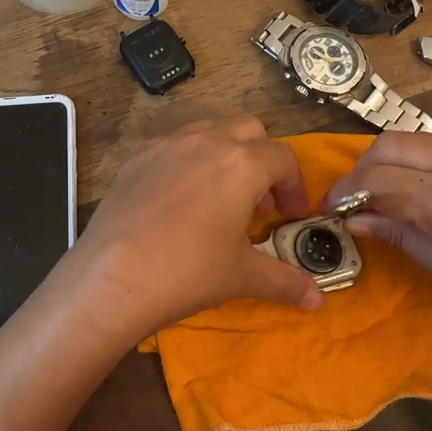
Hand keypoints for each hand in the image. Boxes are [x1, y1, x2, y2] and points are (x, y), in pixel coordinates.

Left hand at [64, 115, 324, 342]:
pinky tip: (180, 203)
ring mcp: (166, 145)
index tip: (290, 215)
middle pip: (248, 130)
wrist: (114, 274)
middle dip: (262, 159)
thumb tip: (317, 299)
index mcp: (241, 163)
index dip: (294, 184)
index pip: (282, 157)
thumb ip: (284, 281)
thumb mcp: (242, 276)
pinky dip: (189, 163)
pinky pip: (174, 147)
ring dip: (226, 155)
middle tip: (260, 202)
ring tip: (221, 199)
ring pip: (208, 131)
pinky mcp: (137, 157)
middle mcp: (205, 141)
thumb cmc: (189, 271)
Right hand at [323, 132, 431, 376]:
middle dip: (364, 169)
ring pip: (425, 139)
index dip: (346, 194)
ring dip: (399, 162)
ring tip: (395, 198)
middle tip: (357, 202)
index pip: (378, 180)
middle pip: (393, 143)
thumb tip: (360, 219)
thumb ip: (406, 239)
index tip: (330, 211)